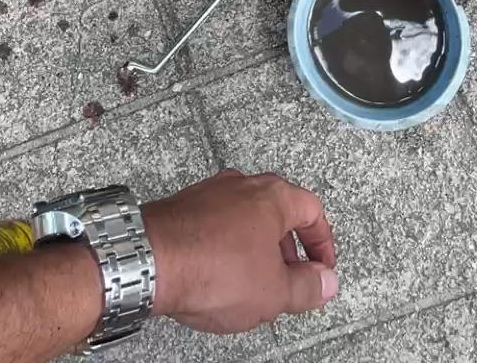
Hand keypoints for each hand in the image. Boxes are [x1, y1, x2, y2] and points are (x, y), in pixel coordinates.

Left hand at [143, 170, 337, 332]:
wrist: (151, 259)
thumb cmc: (209, 266)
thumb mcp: (273, 291)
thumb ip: (306, 287)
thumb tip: (324, 282)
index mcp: (272, 196)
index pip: (312, 210)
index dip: (323, 243)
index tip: (322, 266)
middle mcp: (243, 184)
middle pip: (279, 212)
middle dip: (289, 249)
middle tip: (291, 278)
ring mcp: (212, 192)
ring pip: (247, 218)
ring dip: (257, 249)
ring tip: (254, 283)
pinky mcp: (187, 205)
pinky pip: (219, 224)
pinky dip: (228, 246)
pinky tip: (221, 274)